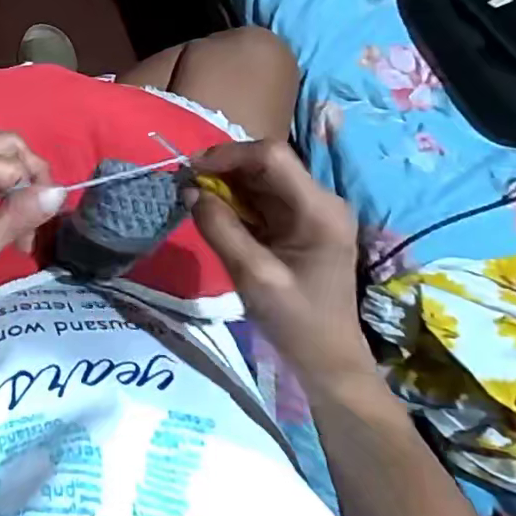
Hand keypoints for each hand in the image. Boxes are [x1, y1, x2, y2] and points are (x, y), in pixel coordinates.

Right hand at [187, 139, 371, 370]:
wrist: (328, 361)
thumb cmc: (296, 321)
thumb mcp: (252, 276)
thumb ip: (219, 228)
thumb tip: (189, 190)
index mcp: (319, 209)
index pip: (272, 156)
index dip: (229, 155)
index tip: (191, 170)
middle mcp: (320, 200)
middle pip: (267, 162)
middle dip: (224, 167)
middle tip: (187, 184)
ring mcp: (311, 211)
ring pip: (262, 176)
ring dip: (226, 181)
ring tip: (195, 196)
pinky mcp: (299, 222)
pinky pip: (262, 196)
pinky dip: (234, 197)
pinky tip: (215, 210)